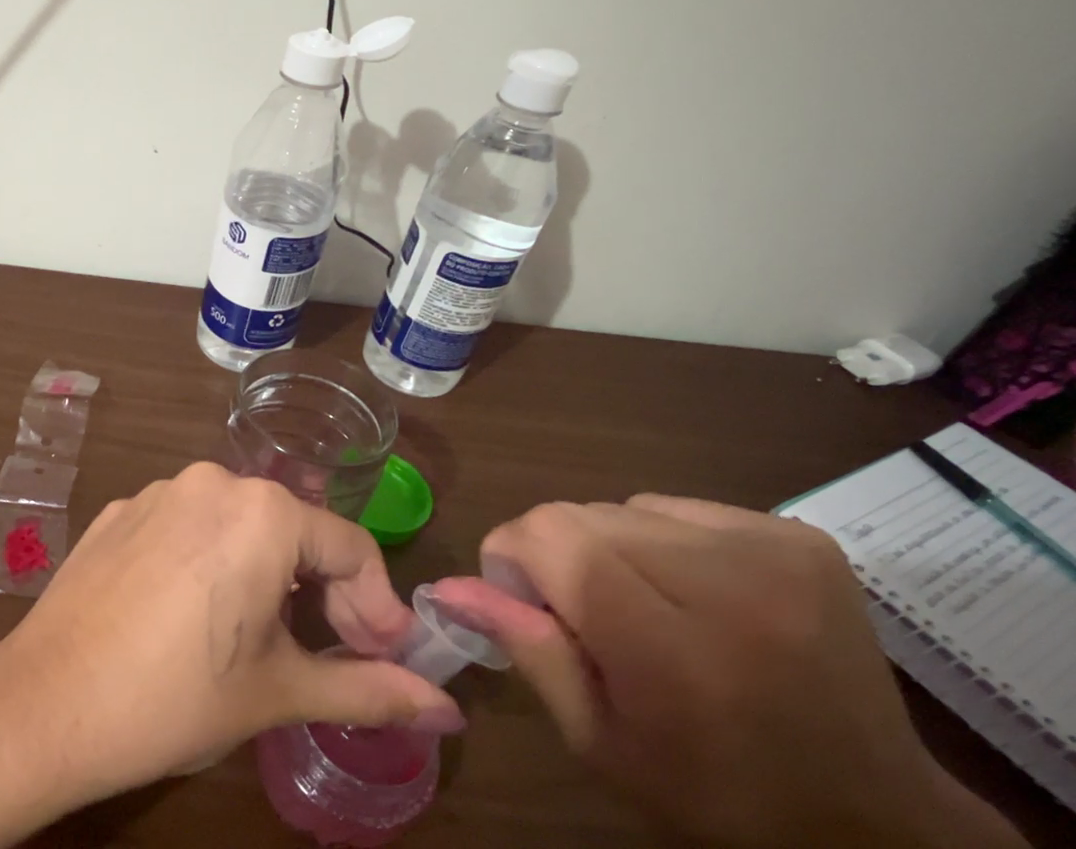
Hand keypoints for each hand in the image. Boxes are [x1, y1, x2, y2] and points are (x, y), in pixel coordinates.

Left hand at [0, 462, 459, 848]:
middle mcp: (212, 482)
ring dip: (268, 573)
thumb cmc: (174, 697)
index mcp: (262, 512)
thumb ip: (367, 689)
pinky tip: (197, 615)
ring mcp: (157, 492)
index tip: (384, 655)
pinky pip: (187, 528)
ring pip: (239, 524)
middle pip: (295, 529)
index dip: (377, 606)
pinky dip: (212, 563)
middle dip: (326, 590)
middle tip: (336, 650)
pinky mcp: (118, 513)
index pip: (350, 549)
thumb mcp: (277, 691)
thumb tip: (448, 712)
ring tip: (266, 634)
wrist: (46, 703)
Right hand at [433, 495, 1025, 847]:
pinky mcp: (801, 538)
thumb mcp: (599, 740)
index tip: (524, 600)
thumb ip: (527, 649)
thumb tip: (451, 586)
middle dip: (561, 555)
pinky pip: (683, 508)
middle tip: (588, 617)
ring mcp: (774, 551)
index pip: (552, 534)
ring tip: (647, 607)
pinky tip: (694, 594)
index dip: (514, 556)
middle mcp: (727, 582)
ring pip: (627, 505)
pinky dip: (666, 540)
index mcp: (670, 648)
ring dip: (613, 546)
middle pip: (583, 514)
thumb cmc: (712, 794)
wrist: (869, 816)